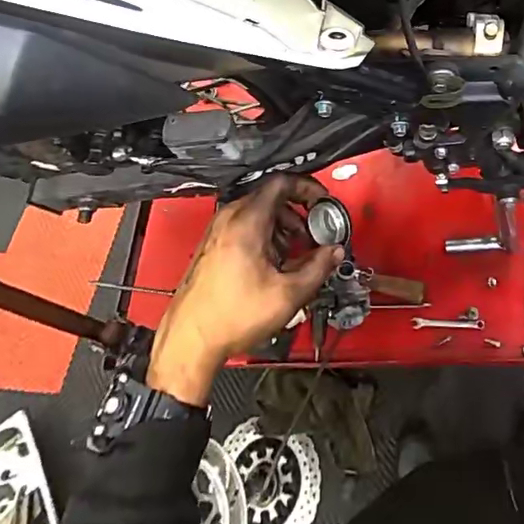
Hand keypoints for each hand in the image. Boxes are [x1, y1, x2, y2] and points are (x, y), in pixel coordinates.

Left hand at [146, 174, 343, 405]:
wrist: (191, 341)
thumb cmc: (226, 317)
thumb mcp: (288, 293)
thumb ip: (319, 267)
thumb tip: (332, 253)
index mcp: (246, 221)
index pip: (282, 182)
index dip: (309, 188)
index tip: (322, 201)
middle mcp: (228, 219)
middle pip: (272, 198)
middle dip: (299, 215)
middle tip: (314, 234)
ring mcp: (217, 231)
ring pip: (259, 213)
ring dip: (283, 228)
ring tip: (295, 255)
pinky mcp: (213, 246)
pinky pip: (245, 227)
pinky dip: (265, 237)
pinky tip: (274, 265)